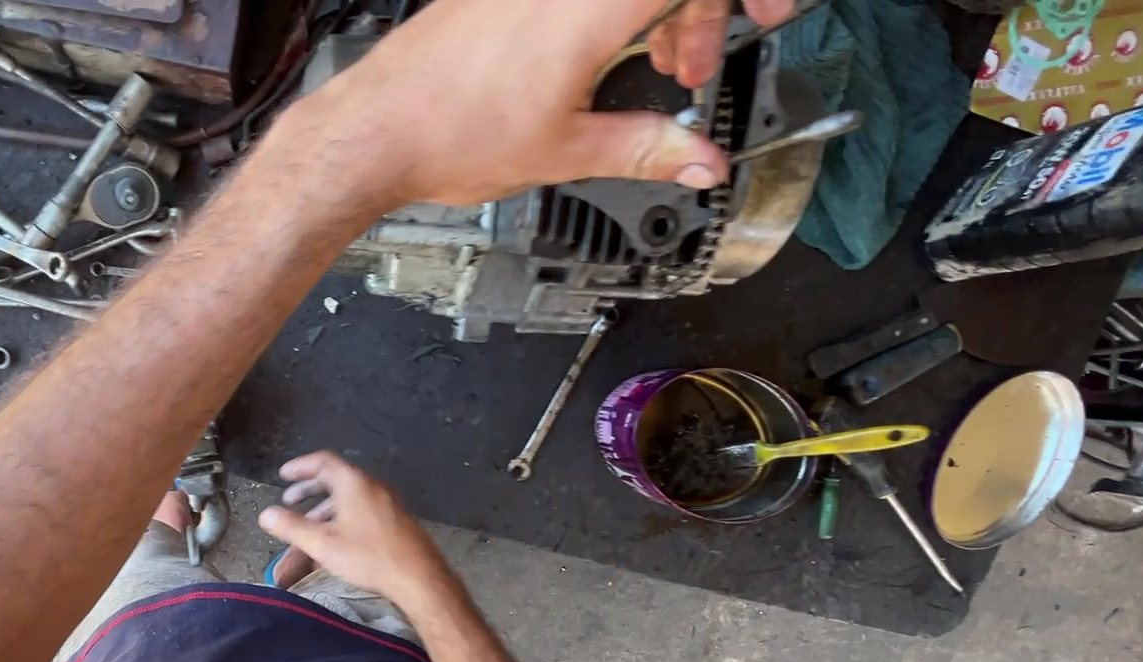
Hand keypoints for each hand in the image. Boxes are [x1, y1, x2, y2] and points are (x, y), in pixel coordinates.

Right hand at [257, 451, 459, 615]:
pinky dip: (341, 518)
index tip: (283, 475)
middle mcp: (371, 487)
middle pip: (335, 479)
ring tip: (307, 527)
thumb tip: (265, 514)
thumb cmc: (368, 556)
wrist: (418, 577)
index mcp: (353, 483)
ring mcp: (386, 503)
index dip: (300, 466)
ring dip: (323, 509)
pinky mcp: (395, 521)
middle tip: (289, 500)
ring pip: (347, 500)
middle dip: (308, 490)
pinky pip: (361, 511)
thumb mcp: (322, 543)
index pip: (323, 461)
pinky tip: (336, 540)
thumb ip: (291, 527)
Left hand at [283, 0, 797, 207]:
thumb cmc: (449, 136)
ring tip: (651, 68)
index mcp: (597, 1)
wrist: (375, 130)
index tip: (767, 17)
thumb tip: (700, 163)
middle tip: (691, 69)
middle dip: (700, 11)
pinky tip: (598, 55)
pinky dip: (608, 9)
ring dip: (656, 10)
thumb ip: (646, 149)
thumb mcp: (564, 152)